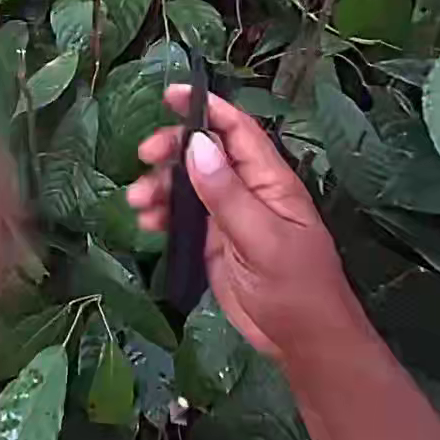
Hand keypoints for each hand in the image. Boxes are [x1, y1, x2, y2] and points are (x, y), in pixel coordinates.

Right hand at [127, 87, 362, 359]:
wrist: (303, 345)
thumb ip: (227, 194)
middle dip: (172, 148)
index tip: (170, 94)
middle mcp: (246, 188)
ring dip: (160, 185)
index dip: (206, 106)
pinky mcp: (213, 239)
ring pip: (187, 182)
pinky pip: (182, 214)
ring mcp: (228, 213)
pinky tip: (148, 222)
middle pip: (204, 151)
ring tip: (137, 201)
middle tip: (144, 155)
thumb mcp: (263, 240)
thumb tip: (196, 144)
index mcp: (268, 179)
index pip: (236, 129)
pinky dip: (162, 213)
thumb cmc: (295, 289)